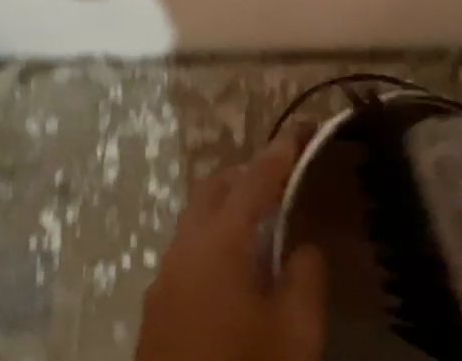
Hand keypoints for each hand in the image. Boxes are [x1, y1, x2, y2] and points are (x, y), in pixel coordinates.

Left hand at [136, 125, 326, 360]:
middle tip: (284, 178)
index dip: (282, 151)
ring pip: (195, 220)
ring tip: (265, 224)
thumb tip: (299, 248)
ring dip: (228, 208)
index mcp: (219, 243)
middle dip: (247, 173)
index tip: (304, 130)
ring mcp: (164, 278)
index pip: (256, 179)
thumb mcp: (296, 332)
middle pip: (212, 188)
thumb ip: (305, 276)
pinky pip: (187, 251)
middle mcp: (184, 249)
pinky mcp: (157, 308)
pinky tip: (238, 270)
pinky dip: (214, 239)